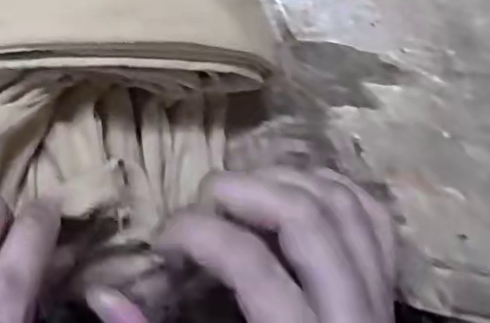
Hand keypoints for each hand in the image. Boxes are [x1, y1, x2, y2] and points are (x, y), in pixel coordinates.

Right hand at [87, 169, 395, 322]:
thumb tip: (99, 293)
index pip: (250, 262)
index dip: (194, 233)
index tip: (163, 243)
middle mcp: (355, 320)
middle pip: (304, 215)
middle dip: (238, 189)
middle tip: (201, 206)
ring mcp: (381, 306)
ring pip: (343, 208)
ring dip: (283, 181)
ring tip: (239, 195)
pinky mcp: (390, 298)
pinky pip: (374, 222)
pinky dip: (329, 191)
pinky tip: (287, 190)